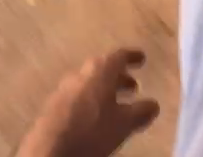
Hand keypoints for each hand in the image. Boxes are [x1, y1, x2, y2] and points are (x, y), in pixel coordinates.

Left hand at [16, 49, 160, 156]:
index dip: (133, 57)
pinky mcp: (51, 107)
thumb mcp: (124, 124)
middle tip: (132, 87)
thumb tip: (154, 105)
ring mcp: (63, 89)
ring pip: (89, 84)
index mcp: (101, 69)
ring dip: (103, 91)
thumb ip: (141, 112)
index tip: (142, 59)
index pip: (121, 55)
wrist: (47, 153)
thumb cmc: (91, 132)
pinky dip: (88, 102)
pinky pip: (76, 98)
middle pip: (103, 69)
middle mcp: (81, 73)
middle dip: (119, 77)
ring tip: (114, 106)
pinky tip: (92, 118)